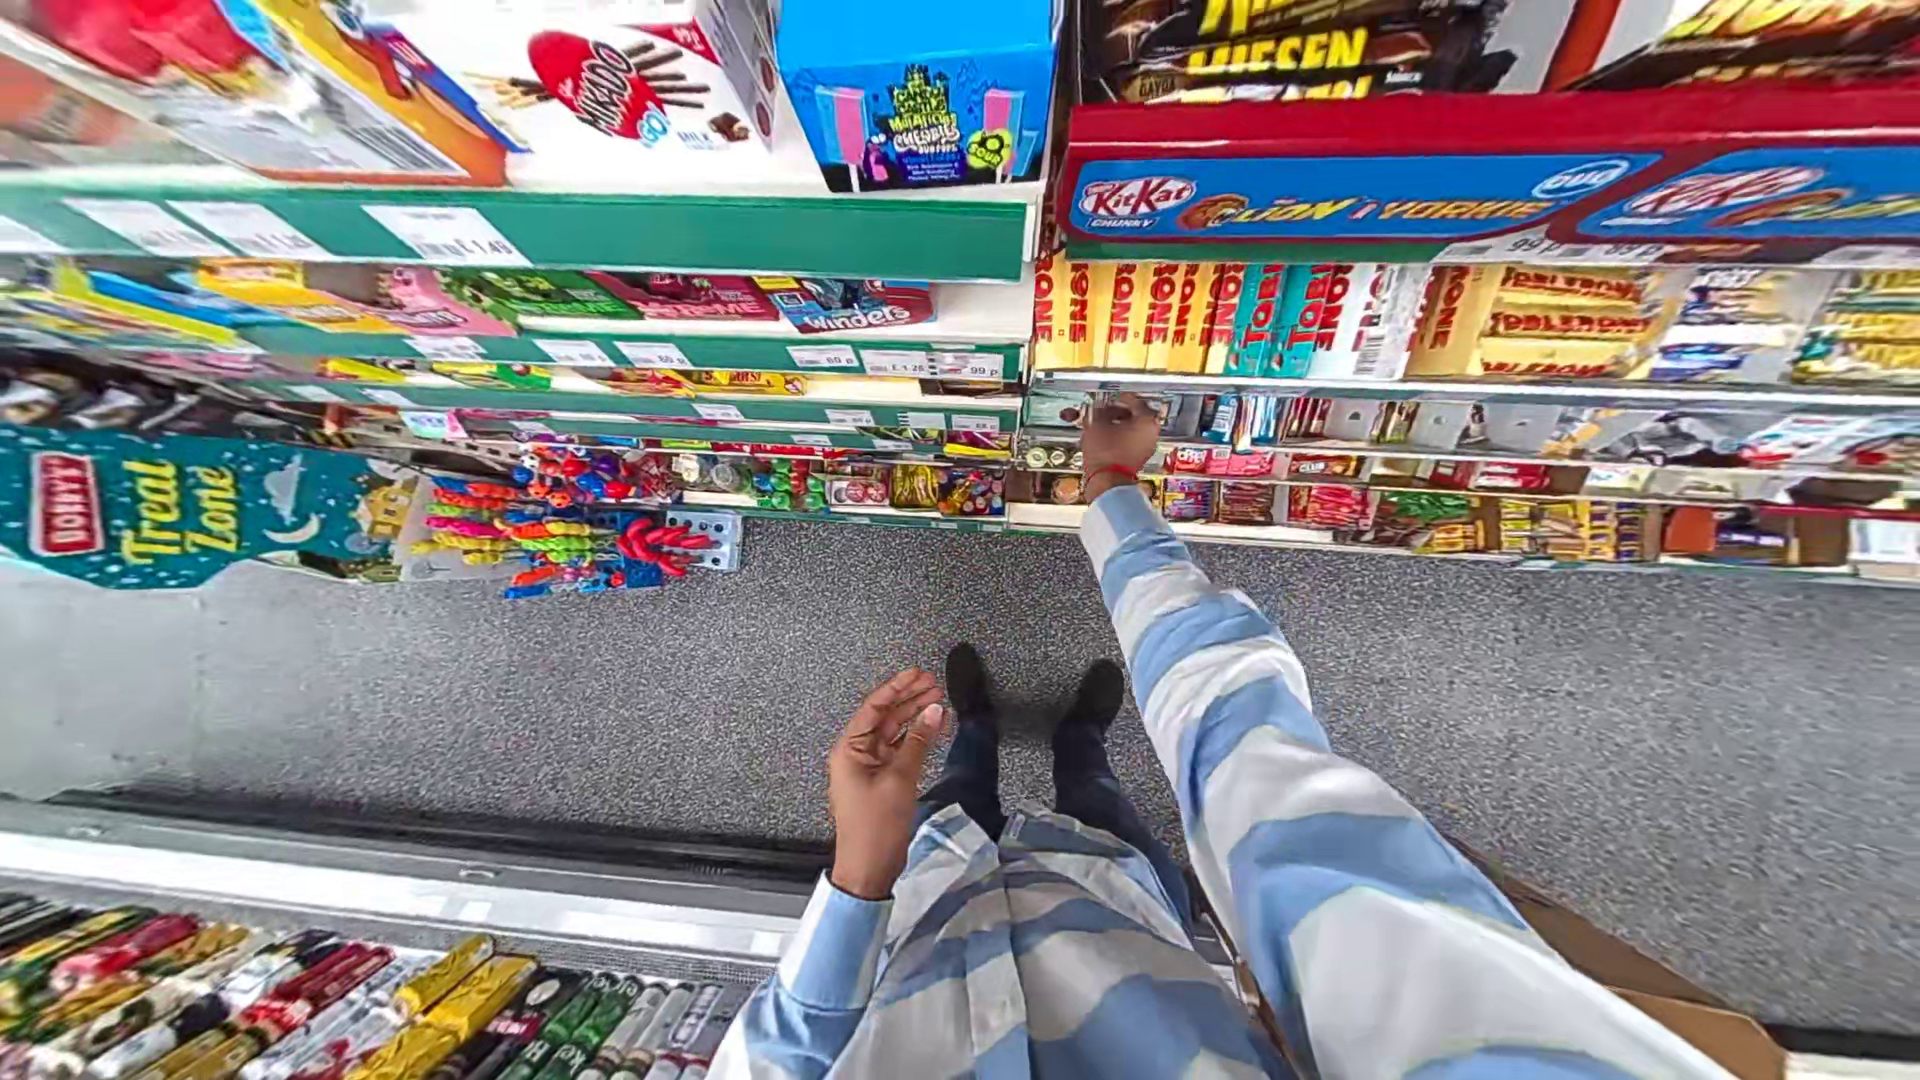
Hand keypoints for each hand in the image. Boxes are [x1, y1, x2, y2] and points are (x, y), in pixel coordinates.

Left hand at [827, 669, 947, 899]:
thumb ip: (918, 741)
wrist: (870, 869)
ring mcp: (871, 765)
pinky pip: (901, 748)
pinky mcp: (884, 778)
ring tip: (938, 699)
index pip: (874, 706)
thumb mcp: (899, 778)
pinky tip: (935, 726)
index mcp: (850, 748)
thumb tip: (935, 711)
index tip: (918, 673)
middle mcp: (857, 752)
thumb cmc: (876, 825)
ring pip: (896, 730)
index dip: (897, 687)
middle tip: (934, 683)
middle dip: (910, 698)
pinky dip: (918, 737)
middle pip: (885, 715)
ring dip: (916, 715)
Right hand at [1081, 392, 1159, 499]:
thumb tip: (1096, 410)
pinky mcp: (1138, 459)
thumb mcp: (1096, 426)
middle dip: (1117, 412)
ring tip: (1102, 424)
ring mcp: (1147, 447)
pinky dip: (1119, 437)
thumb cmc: (1105, 453)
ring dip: (1118, 425)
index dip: (1118, 398)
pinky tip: (1105, 437)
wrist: (1107, 482)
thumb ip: (1097, 413)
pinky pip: (1130, 441)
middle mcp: (1151, 433)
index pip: (1134, 401)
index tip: (1109, 398)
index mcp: (1147, 421)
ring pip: (1133, 429)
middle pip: (1135, 415)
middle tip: (1104, 411)